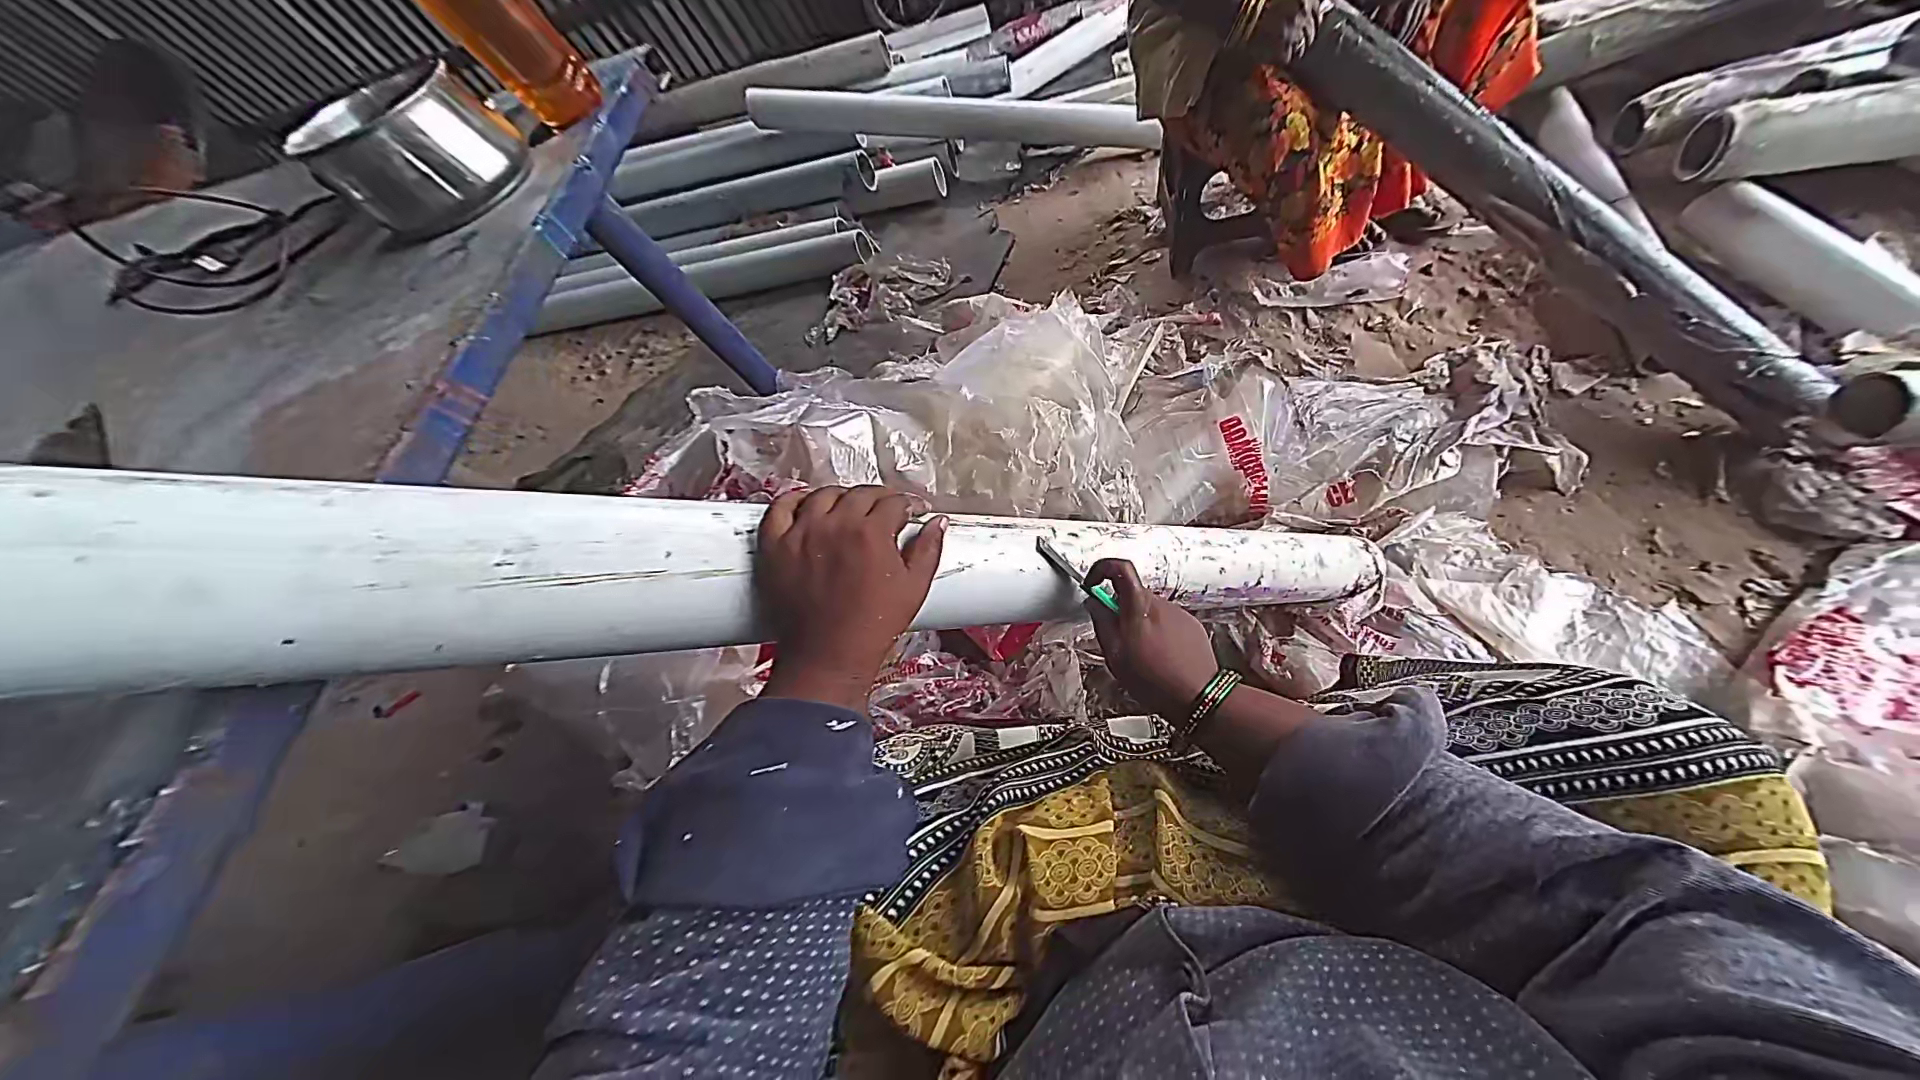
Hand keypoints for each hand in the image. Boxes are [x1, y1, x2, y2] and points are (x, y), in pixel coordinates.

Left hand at [756, 486, 946, 710]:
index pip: (894, 502)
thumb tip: (937, 524)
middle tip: (885, 510)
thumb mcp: (913, 588)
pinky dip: (795, 500)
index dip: (908, 504)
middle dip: (879, 498)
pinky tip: (807, 505)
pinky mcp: (775, 546)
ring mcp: (801, 533)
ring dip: (841, 497)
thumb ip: (928, 550)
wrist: (828, 655)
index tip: (911, 511)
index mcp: (871, 533)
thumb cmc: (872, 626)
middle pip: (859, 494)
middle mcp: (835, 525)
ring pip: (822, 495)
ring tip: (849, 508)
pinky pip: (781, 508)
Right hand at [1084, 559, 1219, 718]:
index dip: (1101, 570)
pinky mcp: (1190, 624)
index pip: (1119, 568)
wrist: (1196, 696)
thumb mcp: (1114, 655)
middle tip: (1115, 633)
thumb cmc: (1155, 680)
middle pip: (1133, 593)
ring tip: (1140, 652)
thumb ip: (1102, 622)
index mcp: (1138, 607)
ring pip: (1149, 609)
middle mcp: (1160, 604)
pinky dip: (1157, 631)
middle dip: (1119, 608)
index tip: (1093, 584)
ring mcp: (1177, 613)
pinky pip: (1166, 620)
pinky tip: (1158, 654)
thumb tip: (1094, 604)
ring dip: (1139, 622)